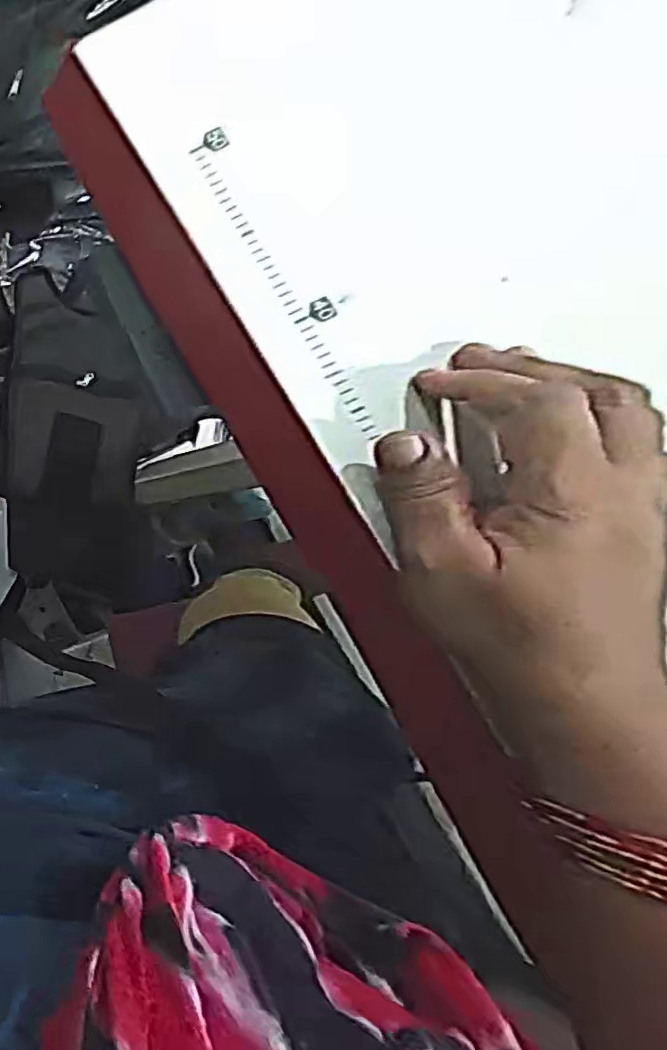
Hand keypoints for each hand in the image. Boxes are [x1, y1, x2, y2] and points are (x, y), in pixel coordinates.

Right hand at [375, 345, 666, 740]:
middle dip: (532, 370)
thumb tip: (407, 444)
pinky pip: (638, 445)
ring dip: (570, 385)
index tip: (436, 381)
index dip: (483, 382)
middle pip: (602, 397)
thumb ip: (421, 497)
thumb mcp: (438, 565)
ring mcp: (645, 507)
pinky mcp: (641, 524)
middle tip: (479, 361)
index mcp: (575, 494)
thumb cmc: (511, 635)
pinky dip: (595, 417)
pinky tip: (562, 427)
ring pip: (633, 416)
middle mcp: (628, 490)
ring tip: (519, 376)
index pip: (539, 406)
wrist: (576, 688)